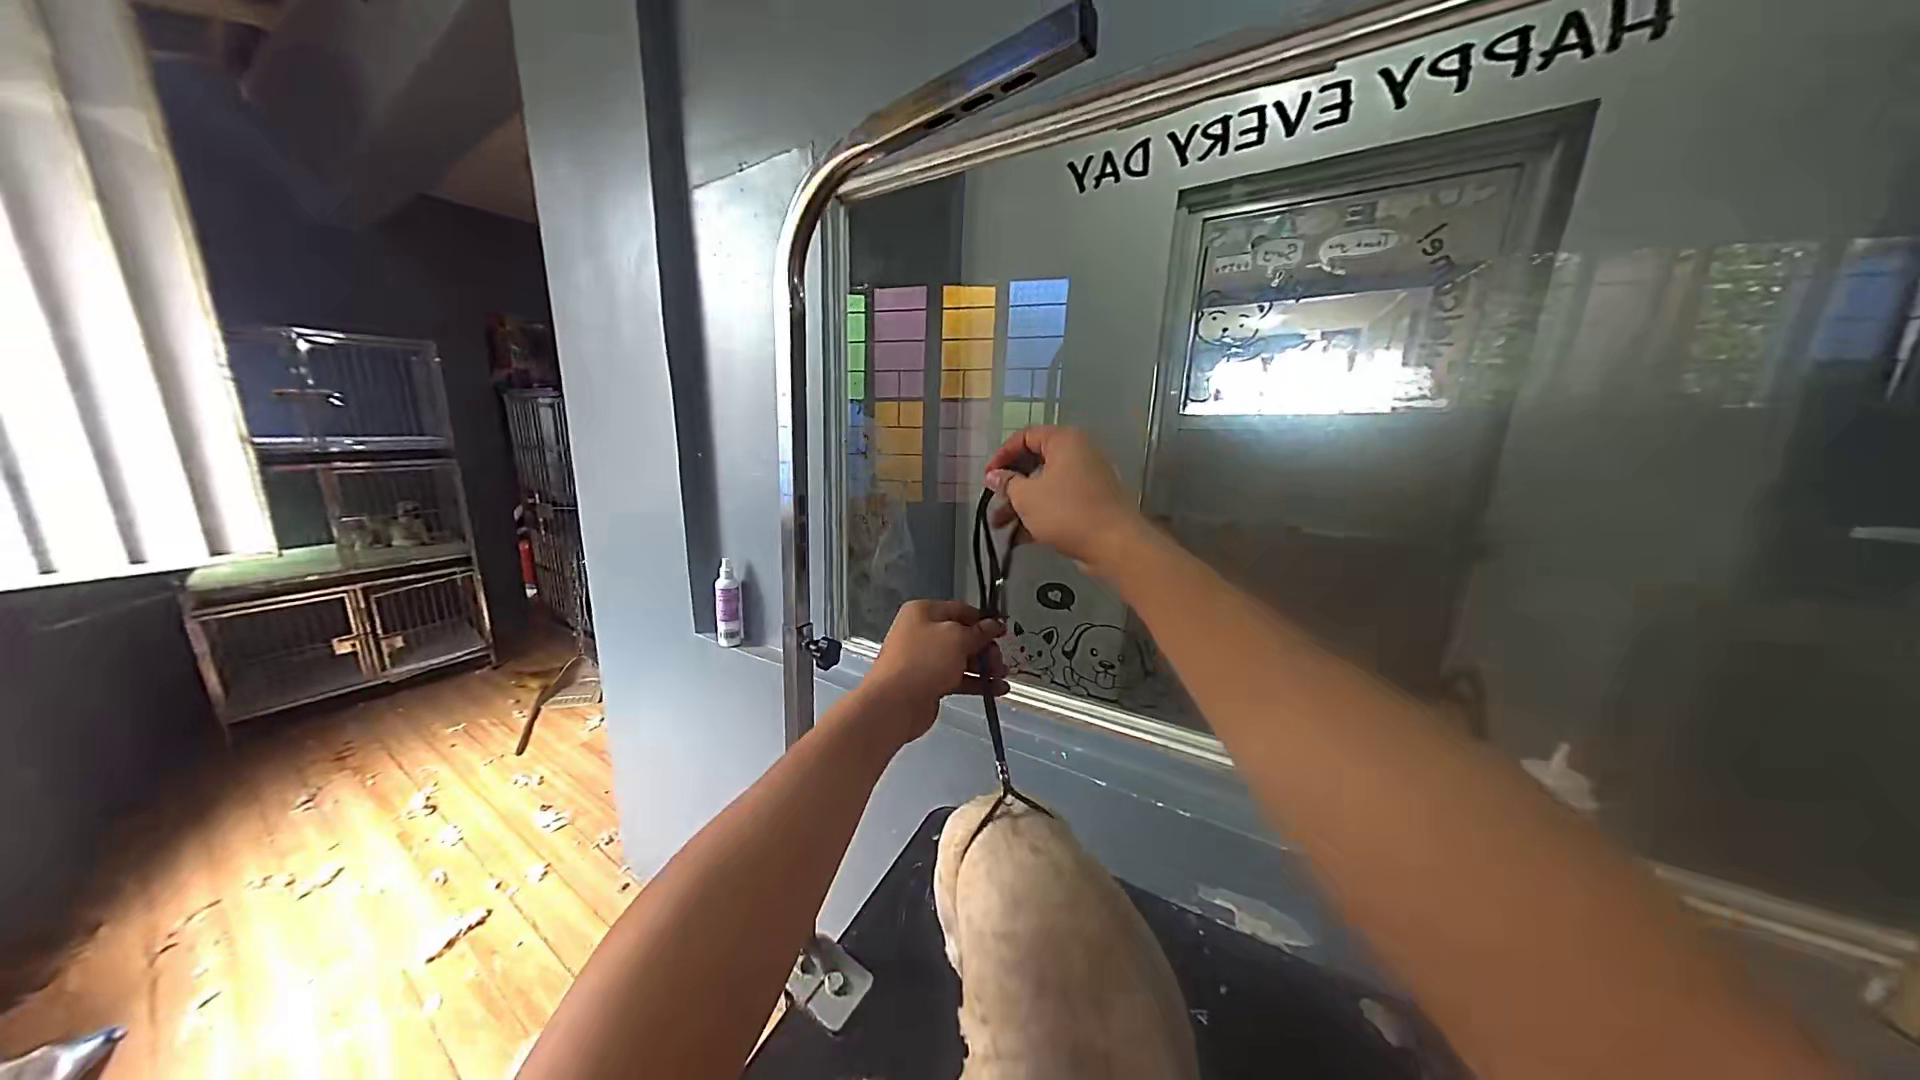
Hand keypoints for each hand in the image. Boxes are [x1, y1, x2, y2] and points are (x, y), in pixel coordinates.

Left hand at [857, 601, 1006, 742]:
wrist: (895, 703)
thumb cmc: (920, 662)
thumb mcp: (957, 638)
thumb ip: (978, 632)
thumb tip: (991, 626)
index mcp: (923, 613)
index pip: (959, 610)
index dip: (982, 620)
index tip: (1000, 630)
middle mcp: (921, 634)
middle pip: (962, 636)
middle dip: (984, 647)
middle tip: (998, 657)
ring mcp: (924, 660)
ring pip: (961, 659)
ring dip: (984, 666)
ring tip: (1001, 674)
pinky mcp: (928, 683)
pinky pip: (957, 679)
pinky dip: (977, 682)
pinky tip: (995, 688)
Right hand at [984, 426, 1145, 575]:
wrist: (1114, 544)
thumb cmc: (1066, 512)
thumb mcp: (1026, 497)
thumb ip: (1007, 483)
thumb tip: (994, 476)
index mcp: (1064, 441)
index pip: (1026, 436)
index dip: (1002, 455)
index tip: (988, 477)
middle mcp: (1078, 455)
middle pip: (1035, 463)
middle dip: (1010, 485)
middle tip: (993, 501)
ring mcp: (1086, 481)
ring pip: (1045, 487)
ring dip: (1020, 505)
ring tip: (999, 525)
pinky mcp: (1090, 504)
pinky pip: (1057, 503)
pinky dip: (1038, 516)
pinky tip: (1018, 537)